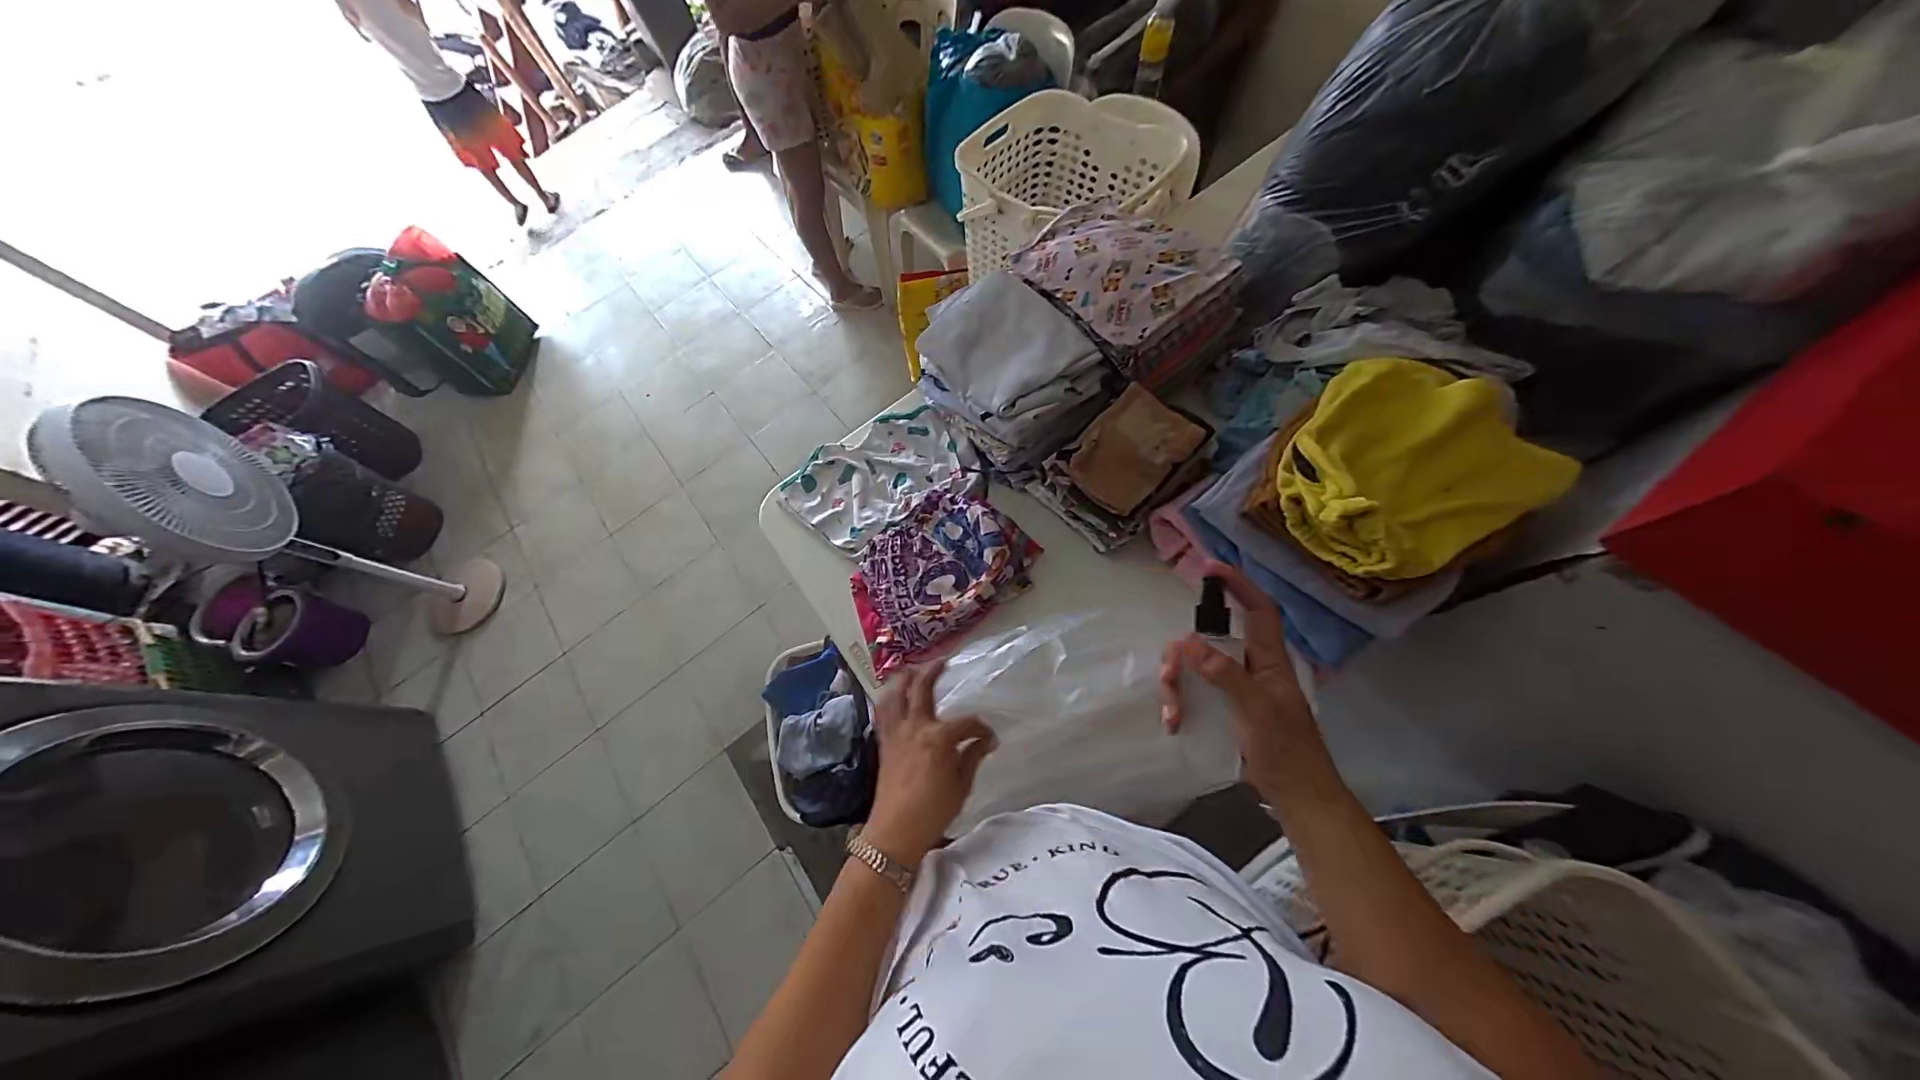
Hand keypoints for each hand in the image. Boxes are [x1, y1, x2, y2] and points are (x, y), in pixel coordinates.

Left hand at [862, 662, 996, 866]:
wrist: (896, 831)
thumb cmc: (933, 811)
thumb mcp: (961, 785)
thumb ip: (972, 757)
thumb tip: (986, 741)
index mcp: (939, 737)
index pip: (967, 722)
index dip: (982, 729)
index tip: (990, 739)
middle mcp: (915, 727)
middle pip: (922, 689)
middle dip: (933, 671)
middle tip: (942, 662)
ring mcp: (896, 733)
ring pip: (896, 695)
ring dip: (904, 679)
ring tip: (912, 669)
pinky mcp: (884, 743)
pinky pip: (883, 713)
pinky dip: (888, 700)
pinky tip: (892, 697)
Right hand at [1159, 560, 1322, 790]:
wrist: (1295, 795)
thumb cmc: (1287, 751)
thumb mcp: (1258, 710)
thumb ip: (1226, 675)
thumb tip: (1189, 642)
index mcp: (1268, 660)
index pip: (1258, 611)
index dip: (1238, 585)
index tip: (1210, 568)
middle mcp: (1249, 667)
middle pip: (1210, 639)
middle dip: (1183, 652)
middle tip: (1169, 673)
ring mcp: (1234, 688)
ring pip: (1194, 667)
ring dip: (1176, 683)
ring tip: (1172, 710)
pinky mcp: (1222, 709)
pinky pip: (1191, 693)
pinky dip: (1178, 703)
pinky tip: (1174, 723)